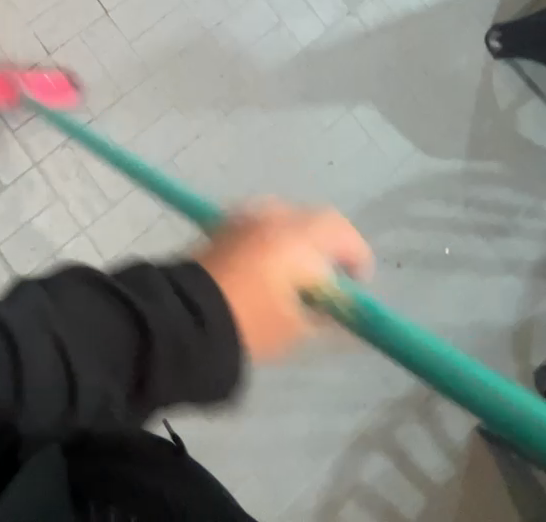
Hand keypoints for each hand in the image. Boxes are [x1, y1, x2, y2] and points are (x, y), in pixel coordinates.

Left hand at [195, 200, 373, 362]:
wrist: (189, 314)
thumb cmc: (252, 322)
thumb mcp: (300, 328)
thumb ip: (329, 314)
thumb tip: (342, 307)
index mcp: (295, 236)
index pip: (337, 228)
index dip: (354, 252)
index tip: (356, 281)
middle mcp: (268, 217)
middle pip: (306, 218)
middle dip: (322, 244)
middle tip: (326, 277)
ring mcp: (239, 218)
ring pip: (277, 217)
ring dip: (293, 239)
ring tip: (293, 274)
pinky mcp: (218, 228)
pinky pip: (253, 224)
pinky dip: (266, 239)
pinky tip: (264, 267)